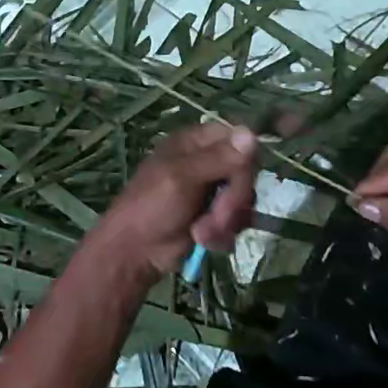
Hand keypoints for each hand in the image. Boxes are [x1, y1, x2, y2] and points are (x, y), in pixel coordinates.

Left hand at [81, 122, 258, 284]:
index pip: (237, 138)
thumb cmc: (150, 208)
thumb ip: (218, 159)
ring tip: (203, 233)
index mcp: (194, 142)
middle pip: (245, 170)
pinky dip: (224, 234)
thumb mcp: (182, 178)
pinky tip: (206, 241)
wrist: (135, 254)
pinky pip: (237, 220)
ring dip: (226, 221)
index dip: (244, 160)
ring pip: (244, 198)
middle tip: (218, 217)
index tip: (238, 181)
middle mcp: (207, 161)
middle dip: (234, 199)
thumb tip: (252, 134)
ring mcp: (211, 190)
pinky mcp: (215, 215)